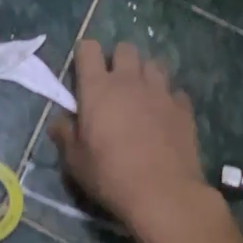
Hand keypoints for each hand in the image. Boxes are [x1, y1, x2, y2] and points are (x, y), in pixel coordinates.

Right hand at [50, 40, 223, 240]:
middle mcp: (129, 81)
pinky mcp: (184, 108)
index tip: (84, 71)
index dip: (85, 54)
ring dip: (146, 74)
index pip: (88, 48)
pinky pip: (176, 92)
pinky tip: (166, 116)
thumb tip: (59, 122)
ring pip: (154, 64)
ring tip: (142, 95)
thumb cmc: (111, 176)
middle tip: (115, 83)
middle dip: (119, 59)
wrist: (164, 194)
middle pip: (125, 48)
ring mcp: (160, 92)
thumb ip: (65, 135)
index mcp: (98, 88)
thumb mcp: (76, 161)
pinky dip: (169, 99)